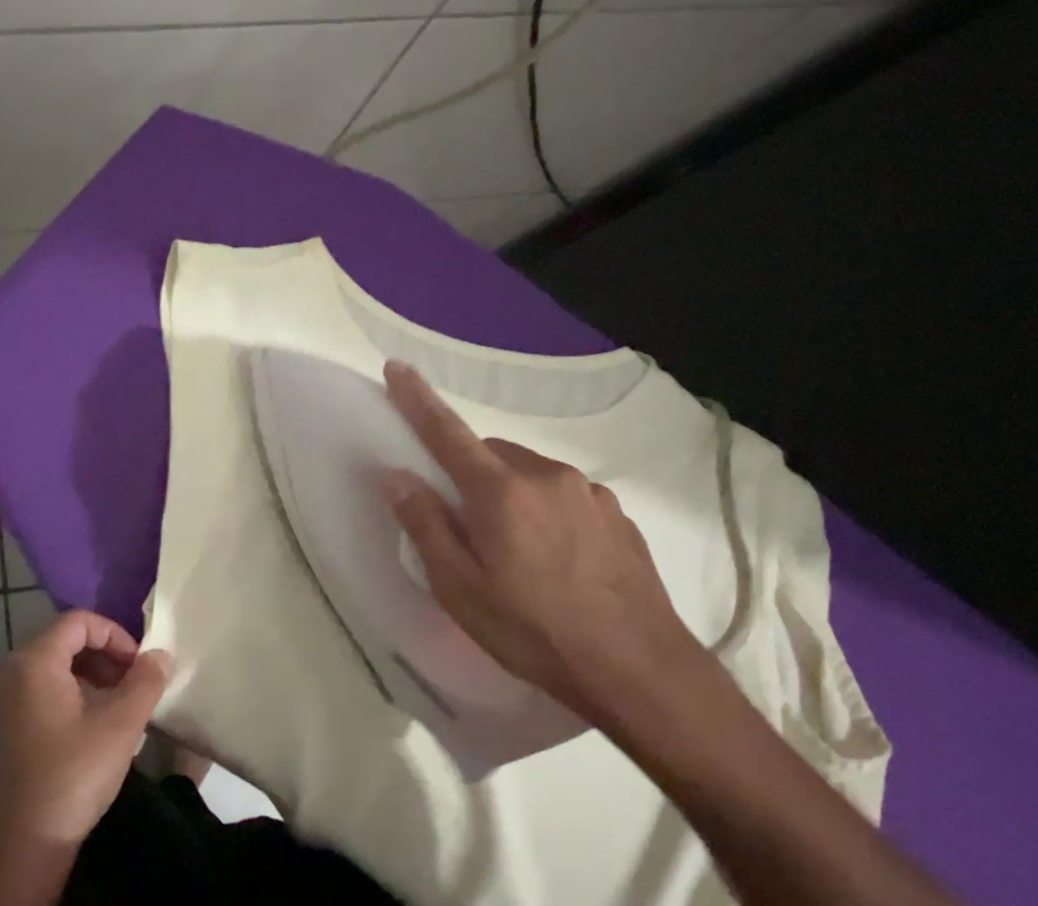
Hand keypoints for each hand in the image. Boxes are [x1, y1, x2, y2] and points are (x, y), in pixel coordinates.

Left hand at [0, 609, 170, 848]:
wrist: (28, 840)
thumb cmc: (74, 774)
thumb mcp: (120, 725)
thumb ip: (145, 682)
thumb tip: (161, 655)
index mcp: (34, 661)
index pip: (78, 621)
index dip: (115, 635)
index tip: (140, 665)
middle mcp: (12, 670)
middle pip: (64, 640)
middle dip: (105, 654)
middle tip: (135, 682)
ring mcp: (4, 698)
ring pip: (54, 666)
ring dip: (91, 674)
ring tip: (121, 703)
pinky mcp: (6, 724)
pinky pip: (42, 689)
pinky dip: (72, 692)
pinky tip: (96, 722)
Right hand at [379, 360, 702, 717]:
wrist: (641, 671)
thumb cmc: (534, 633)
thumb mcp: (460, 589)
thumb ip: (426, 526)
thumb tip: (396, 475)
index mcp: (500, 492)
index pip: (447, 432)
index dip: (417, 399)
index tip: (397, 367)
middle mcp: (546, 477)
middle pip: (491, 454)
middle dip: (470, 473)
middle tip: (465, 526)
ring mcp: (589, 494)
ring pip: (530, 475)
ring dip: (510, 494)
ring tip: (515, 553)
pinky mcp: (617, 515)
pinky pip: (564, 497)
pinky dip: (546, 512)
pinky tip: (555, 561)